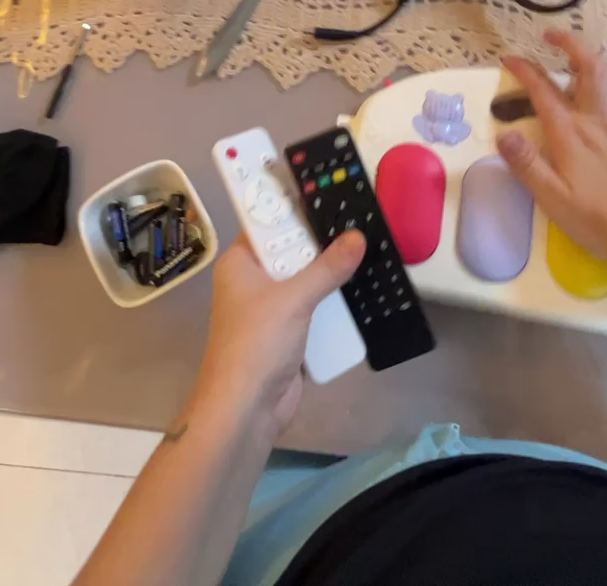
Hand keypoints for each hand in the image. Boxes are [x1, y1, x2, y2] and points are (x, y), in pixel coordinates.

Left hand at [190, 229, 365, 430]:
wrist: (246, 408)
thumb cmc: (258, 342)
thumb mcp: (294, 298)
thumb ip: (328, 268)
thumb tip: (358, 236)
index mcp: (241, 262)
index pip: (268, 225)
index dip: (296, 211)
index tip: (330, 197)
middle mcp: (253, 280)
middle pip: (291, 251)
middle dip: (321, 243)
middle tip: (357, 223)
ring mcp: (270, 307)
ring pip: (304, 279)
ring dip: (329, 273)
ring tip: (365, 251)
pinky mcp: (287, 332)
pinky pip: (312, 306)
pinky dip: (331, 301)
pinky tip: (358, 290)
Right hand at [497, 30, 606, 265]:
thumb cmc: (602, 222)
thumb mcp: (554, 200)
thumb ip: (526, 165)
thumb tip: (503, 133)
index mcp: (571, 135)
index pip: (543, 90)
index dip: (524, 69)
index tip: (509, 58)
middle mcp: (600, 119)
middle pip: (590, 65)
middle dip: (570, 43)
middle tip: (552, 38)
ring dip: (599, 58)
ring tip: (583, 61)